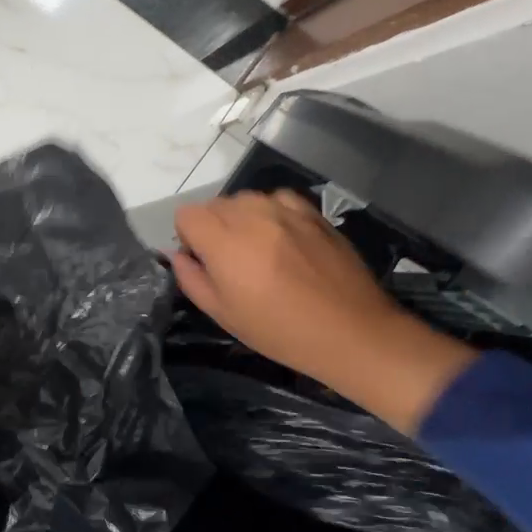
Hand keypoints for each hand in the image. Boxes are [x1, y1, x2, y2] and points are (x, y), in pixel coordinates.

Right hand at [171, 190, 476, 432]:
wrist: (352, 332)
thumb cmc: (280, 331)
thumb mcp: (224, 315)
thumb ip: (192, 279)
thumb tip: (180, 256)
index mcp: (225, 243)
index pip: (187, 214)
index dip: (187, 236)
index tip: (202, 260)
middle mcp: (253, 217)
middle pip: (214, 204)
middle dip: (212, 226)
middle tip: (229, 261)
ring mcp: (286, 211)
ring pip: (246, 199)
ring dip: (241, 218)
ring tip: (257, 249)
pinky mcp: (313, 214)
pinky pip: (278, 199)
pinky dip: (271, 212)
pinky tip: (282, 237)